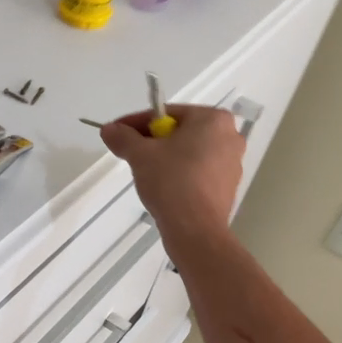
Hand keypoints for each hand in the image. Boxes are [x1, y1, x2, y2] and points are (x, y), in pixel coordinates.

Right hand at [100, 103, 243, 249]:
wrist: (195, 228)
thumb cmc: (171, 181)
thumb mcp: (141, 155)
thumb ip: (123, 137)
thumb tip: (108, 129)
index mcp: (213, 119)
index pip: (167, 114)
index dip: (137, 123)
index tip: (117, 132)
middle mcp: (229, 136)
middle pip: (180, 132)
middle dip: (153, 142)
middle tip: (130, 153)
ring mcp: (232, 163)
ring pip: (189, 153)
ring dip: (166, 158)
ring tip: (145, 173)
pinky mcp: (228, 187)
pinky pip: (198, 172)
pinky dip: (180, 175)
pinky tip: (164, 189)